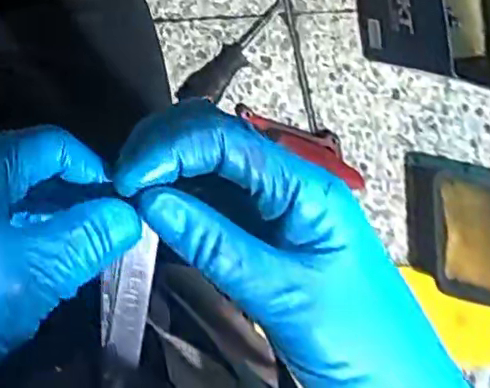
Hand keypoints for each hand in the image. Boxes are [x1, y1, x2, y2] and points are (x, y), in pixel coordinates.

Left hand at [0, 126, 143, 387]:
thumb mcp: (31, 272)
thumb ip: (83, 238)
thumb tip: (130, 213)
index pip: (56, 144)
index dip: (98, 173)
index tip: (135, 211)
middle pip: (39, 164)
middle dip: (81, 197)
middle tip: (124, 237)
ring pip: (23, 190)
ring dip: (59, 217)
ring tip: (99, 251)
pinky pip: (3, 211)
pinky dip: (33, 229)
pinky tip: (57, 258)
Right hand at [114, 101, 463, 387]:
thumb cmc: (368, 355)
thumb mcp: (289, 300)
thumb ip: (216, 245)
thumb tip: (145, 197)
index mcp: (305, 187)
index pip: (220, 137)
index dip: (167, 148)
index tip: (128, 179)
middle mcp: (283, 182)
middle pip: (206, 133)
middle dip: (158, 146)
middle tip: (121, 179)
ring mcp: (268, 202)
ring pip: (199, 156)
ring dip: (159, 164)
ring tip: (129, 191)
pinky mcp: (253, 226)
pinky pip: (202, 190)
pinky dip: (169, 189)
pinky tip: (149, 204)